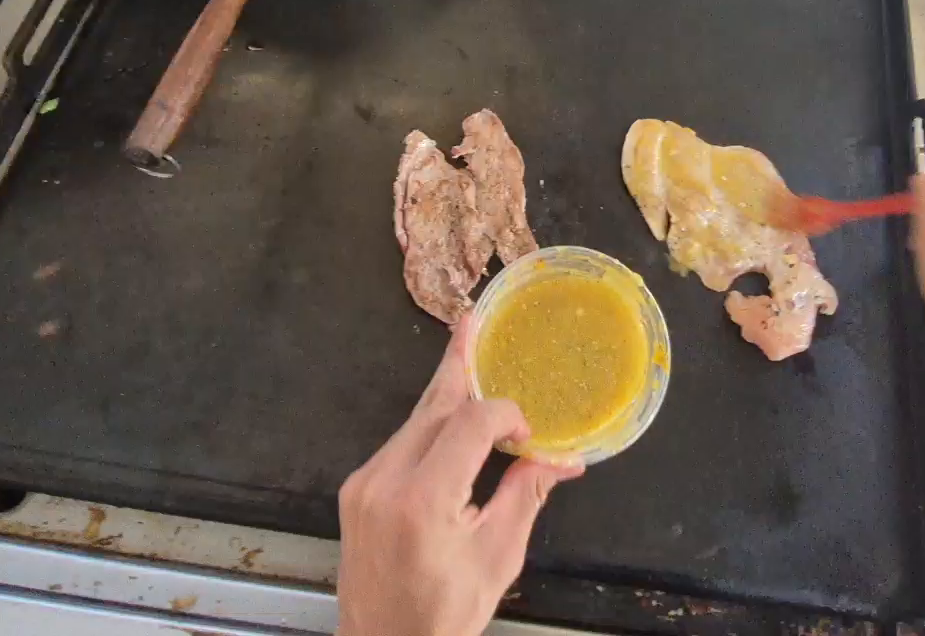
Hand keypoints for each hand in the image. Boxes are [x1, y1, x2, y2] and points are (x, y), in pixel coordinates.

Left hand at [336, 323, 582, 635]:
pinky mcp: (358, 487)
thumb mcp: (496, 559)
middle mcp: (384, 479)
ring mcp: (364, 481)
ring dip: (448, 390)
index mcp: (423, 500)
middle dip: (458, 361)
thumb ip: (527, 495)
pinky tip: (452, 413)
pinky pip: (403, 440)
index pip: (471, 423)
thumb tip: (567, 458)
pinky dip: (432, 421)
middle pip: (433, 404)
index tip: (528, 434)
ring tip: (467, 349)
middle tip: (472, 318)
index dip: (505, 414)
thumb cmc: (443, 615)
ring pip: (416, 418)